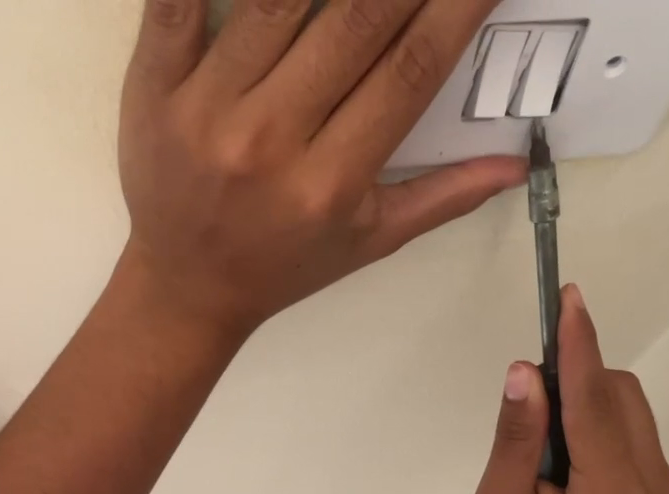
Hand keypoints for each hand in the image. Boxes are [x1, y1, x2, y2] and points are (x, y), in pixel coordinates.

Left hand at [117, 0, 526, 336]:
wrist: (185, 289)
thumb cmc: (281, 265)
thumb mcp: (365, 243)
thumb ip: (440, 199)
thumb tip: (514, 167)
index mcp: (330, 183)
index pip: (410, 71)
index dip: (457, 5)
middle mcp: (271, 142)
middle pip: (354, 19)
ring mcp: (206, 109)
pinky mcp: (154, 87)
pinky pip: (177, 0)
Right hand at [471, 285, 668, 493]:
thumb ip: (515, 436)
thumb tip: (525, 369)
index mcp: (614, 493)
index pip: (594, 402)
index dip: (579, 347)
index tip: (570, 297)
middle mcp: (651, 481)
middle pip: (615, 392)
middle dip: (570, 381)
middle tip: (522, 407)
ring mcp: (659, 480)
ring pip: (622, 400)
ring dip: (579, 398)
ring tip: (539, 446)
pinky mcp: (653, 479)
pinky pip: (623, 419)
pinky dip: (589, 414)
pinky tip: (560, 449)